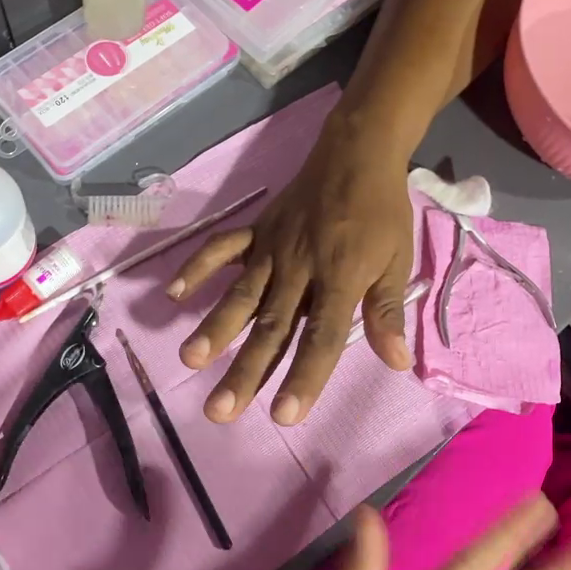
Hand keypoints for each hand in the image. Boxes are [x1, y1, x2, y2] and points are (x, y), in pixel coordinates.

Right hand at [169, 114, 416, 425]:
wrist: (357, 153)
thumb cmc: (381, 213)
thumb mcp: (397, 260)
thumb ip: (387, 311)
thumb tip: (396, 363)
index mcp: (340, 278)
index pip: (321, 337)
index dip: (304, 377)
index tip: (284, 416)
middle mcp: (300, 268)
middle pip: (271, 326)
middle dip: (245, 370)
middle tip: (219, 410)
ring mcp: (272, 248)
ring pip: (241, 295)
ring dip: (215, 328)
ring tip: (191, 359)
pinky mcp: (256, 231)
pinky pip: (222, 249)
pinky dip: (197, 268)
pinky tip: (173, 293)